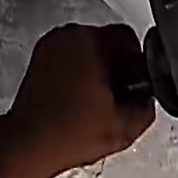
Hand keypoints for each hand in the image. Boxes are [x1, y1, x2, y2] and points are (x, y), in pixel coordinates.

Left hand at [2, 23, 154, 175]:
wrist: (29, 143)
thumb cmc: (69, 133)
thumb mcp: (123, 128)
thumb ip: (146, 107)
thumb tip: (148, 97)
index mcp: (94, 42)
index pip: (127, 36)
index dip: (136, 61)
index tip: (134, 79)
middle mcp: (72, 34)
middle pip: (107, 39)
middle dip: (115, 63)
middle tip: (116, 91)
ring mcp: (54, 41)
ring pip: (87, 45)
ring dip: (95, 64)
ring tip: (94, 96)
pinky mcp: (41, 51)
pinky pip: (68, 51)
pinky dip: (75, 66)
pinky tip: (77, 93)